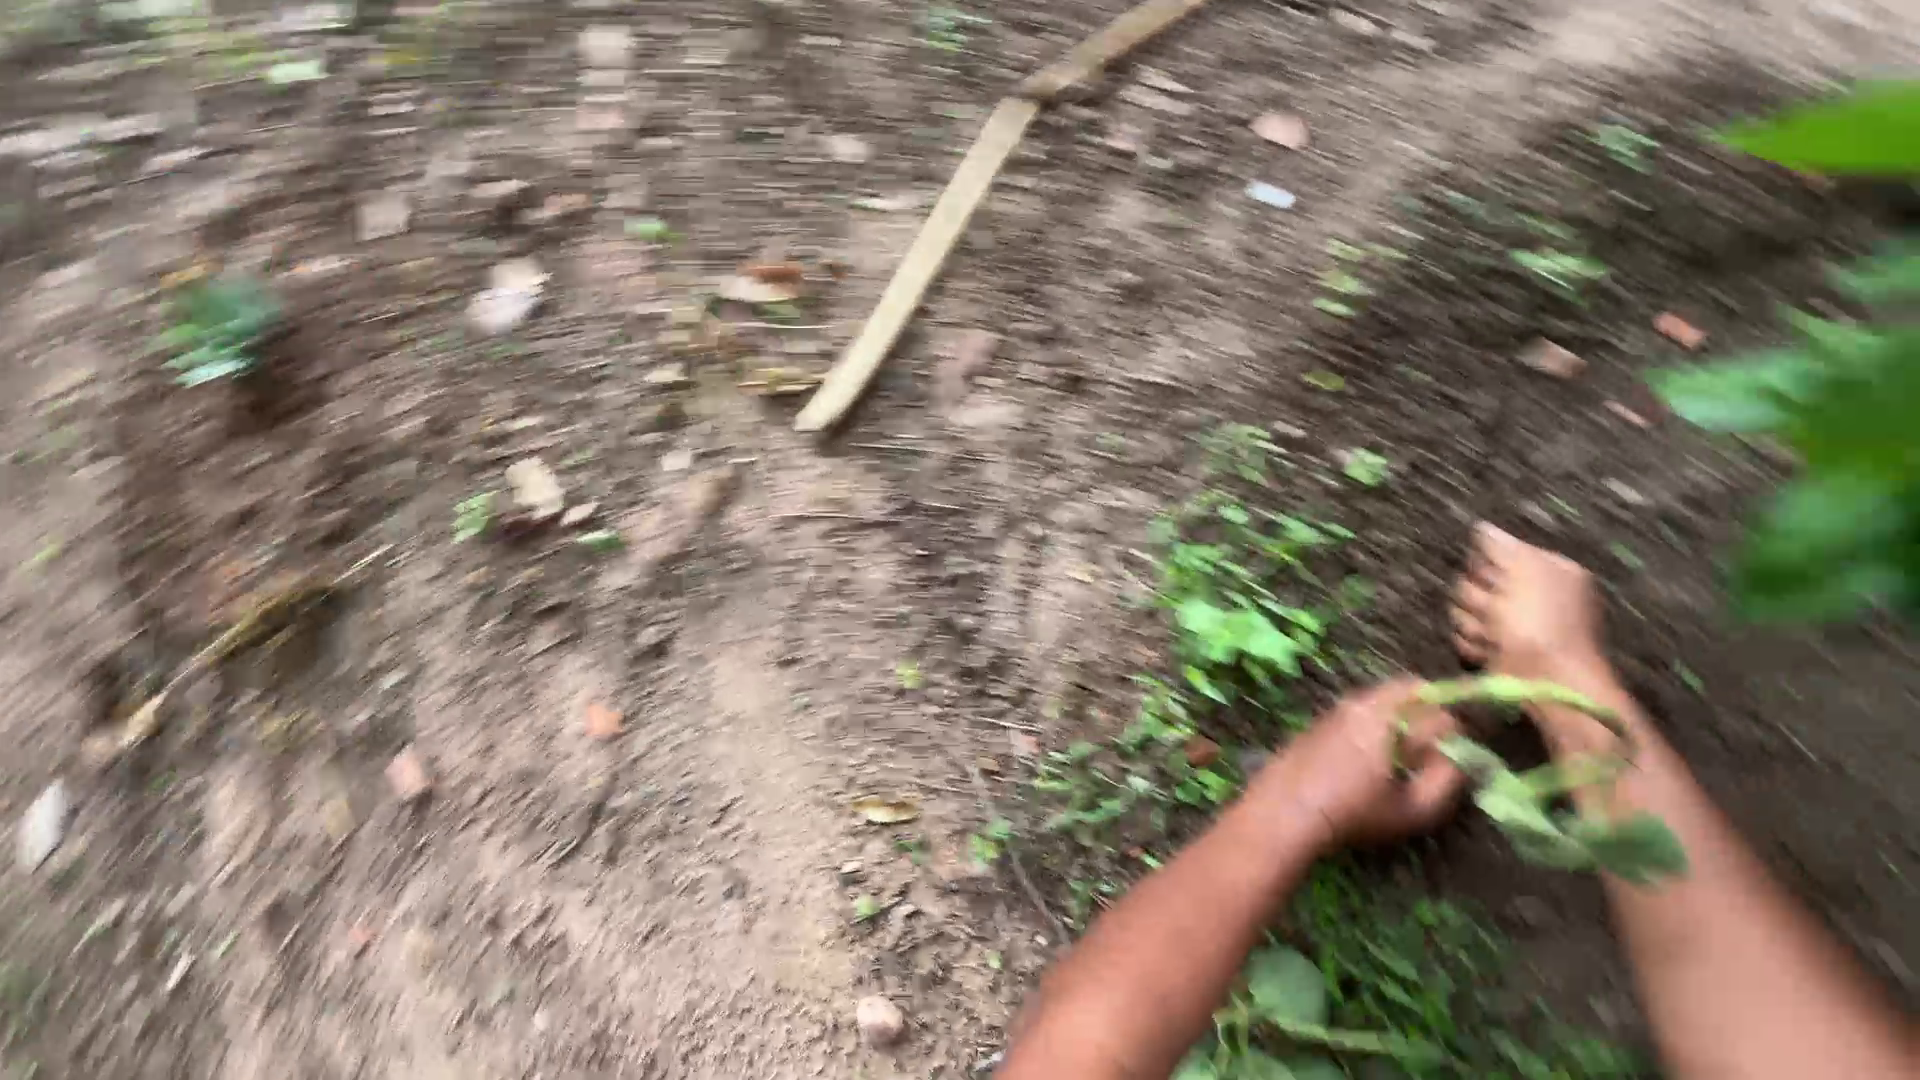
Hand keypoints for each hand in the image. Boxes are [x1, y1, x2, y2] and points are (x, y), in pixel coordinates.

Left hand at [1248, 679, 1466, 852]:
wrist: (1284, 809)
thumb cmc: (1353, 813)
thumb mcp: (1413, 809)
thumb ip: (1445, 780)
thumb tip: (1456, 759)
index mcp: (1390, 720)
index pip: (1440, 713)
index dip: (1456, 731)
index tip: (1459, 748)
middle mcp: (1362, 704)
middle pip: (1407, 689)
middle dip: (1429, 705)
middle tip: (1437, 733)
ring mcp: (1335, 709)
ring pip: (1379, 697)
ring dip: (1399, 710)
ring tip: (1405, 743)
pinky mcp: (1317, 720)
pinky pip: (1355, 710)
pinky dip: (1372, 719)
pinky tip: (1368, 750)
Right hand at [1452, 522, 1603, 679]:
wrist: (1546, 679)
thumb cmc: (1541, 622)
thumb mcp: (1527, 571)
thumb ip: (1502, 547)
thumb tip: (1482, 527)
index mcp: (1546, 570)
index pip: (1495, 554)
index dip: (1489, 567)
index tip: (1497, 580)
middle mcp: (1528, 594)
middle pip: (1473, 582)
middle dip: (1477, 598)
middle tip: (1497, 612)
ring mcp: (1510, 623)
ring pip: (1463, 610)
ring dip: (1473, 623)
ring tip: (1494, 638)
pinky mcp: (1494, 648)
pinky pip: (1464, 637)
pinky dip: (1472, 644)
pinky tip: (1487, 650)